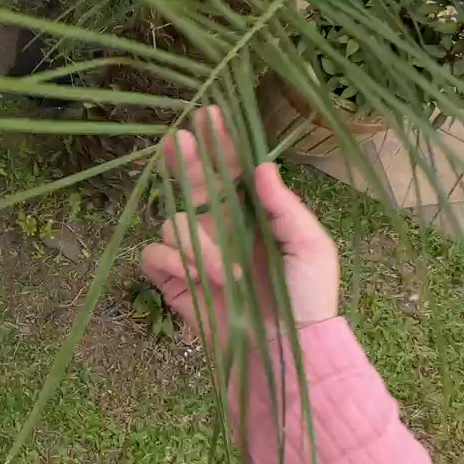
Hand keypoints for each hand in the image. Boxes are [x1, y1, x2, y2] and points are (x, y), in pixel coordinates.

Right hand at [140, 106, 340, 354]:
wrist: (281, 349)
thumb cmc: (306, 298)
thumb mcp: (311, 248)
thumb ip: (284, 208)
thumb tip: (262, 167)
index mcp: (252, 213)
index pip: (231, 169)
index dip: (219, 141)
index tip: (209, 114)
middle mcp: (217, 226)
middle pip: (189, 182)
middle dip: (183, 159)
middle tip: (179, 139)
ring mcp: (191, 252)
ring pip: (173, 222)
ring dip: (201, 247)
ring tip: (231, 276)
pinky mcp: (170, 278)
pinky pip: (152, 255)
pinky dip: (172, 264)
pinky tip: (196, 280)